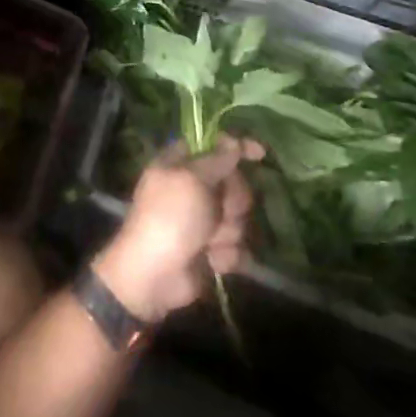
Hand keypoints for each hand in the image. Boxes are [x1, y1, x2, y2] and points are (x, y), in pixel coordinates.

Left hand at [91, 135, 263, 322]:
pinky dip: (225, 255)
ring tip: (210, 241)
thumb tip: (233, 142)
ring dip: (228, 231)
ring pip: (239, 218)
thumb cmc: (170, 217)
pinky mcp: (211, 249)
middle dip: (232, 201)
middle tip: (219, 211)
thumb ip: (216, 160)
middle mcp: (192, 188)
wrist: (155, 274)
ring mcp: (203, 220)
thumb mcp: (192, 180)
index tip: (259, 154)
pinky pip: (236, 246)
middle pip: (233, 183)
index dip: (236, 147)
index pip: (212, 146)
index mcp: (179, 164)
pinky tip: (211, 260)